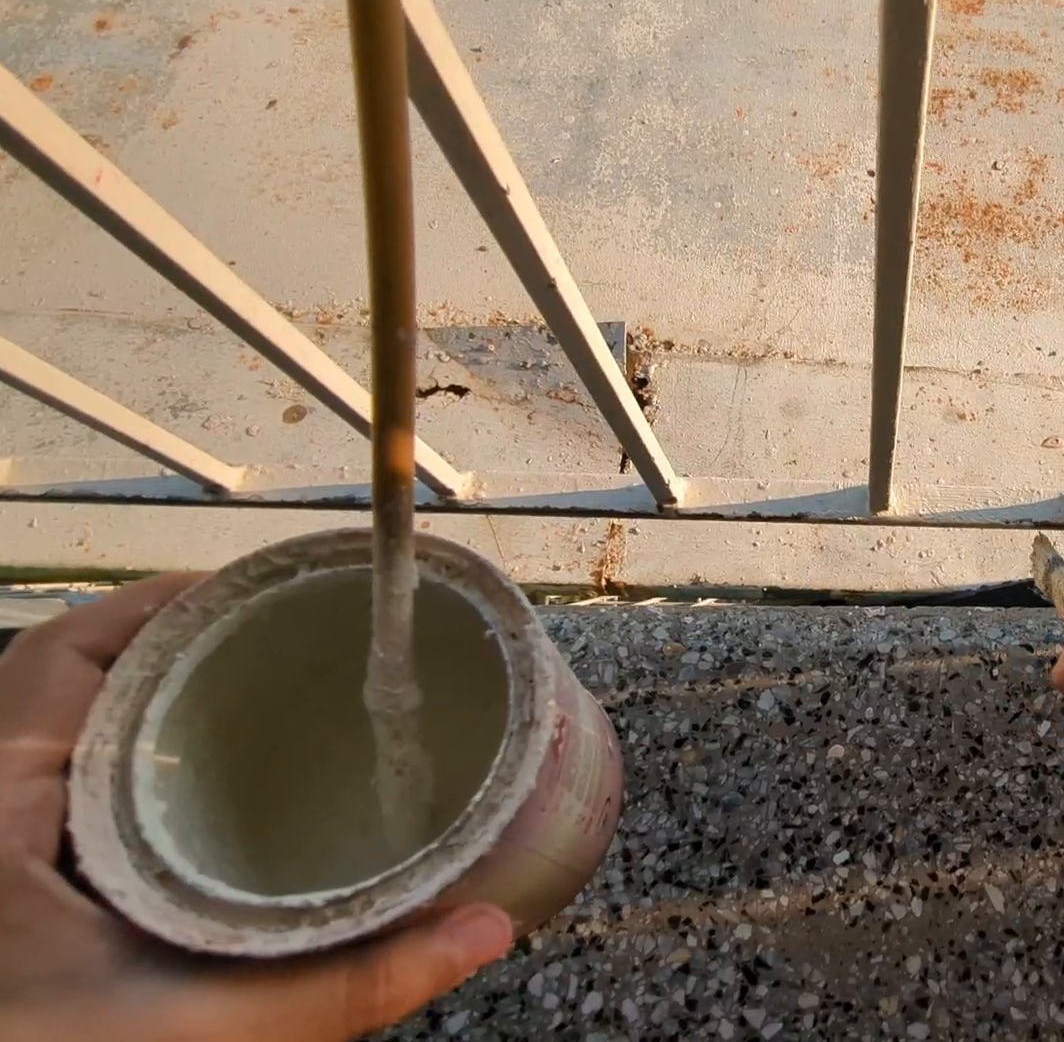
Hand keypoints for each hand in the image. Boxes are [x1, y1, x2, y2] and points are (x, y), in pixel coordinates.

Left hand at [0, 575, 512, 1040]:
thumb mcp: (193, 1028)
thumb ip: (344, 982)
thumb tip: (491, 928)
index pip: (68, 654)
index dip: (170, 602)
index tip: (281, 589)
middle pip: (96, 679)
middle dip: (207, 645)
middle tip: (321, 643)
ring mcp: (11, 845)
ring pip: (94, 734)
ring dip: (185, 701)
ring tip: (295, 695)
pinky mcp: (31, 885)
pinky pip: (92, 786)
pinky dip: (163, 762)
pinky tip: (238, 785)